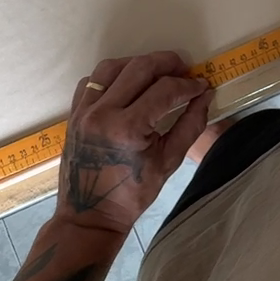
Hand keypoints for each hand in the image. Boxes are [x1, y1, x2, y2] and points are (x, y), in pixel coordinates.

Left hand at [53, 52, 212, 236]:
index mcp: (128, 129)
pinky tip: (128, 84)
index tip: (202, 86)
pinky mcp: (74, 114)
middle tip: (185, 71)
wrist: (89, 217)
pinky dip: (113, 75)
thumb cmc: (132, 194)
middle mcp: (103, 113)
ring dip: (139, 64)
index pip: (166, 90)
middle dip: (168, 63)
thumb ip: (191, 124)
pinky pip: (92, 80)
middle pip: (140, 68)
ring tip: (157, 73)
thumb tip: (205, 95)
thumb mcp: (169, 161)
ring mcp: (84, 112)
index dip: (188, 85)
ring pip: (113, 66)